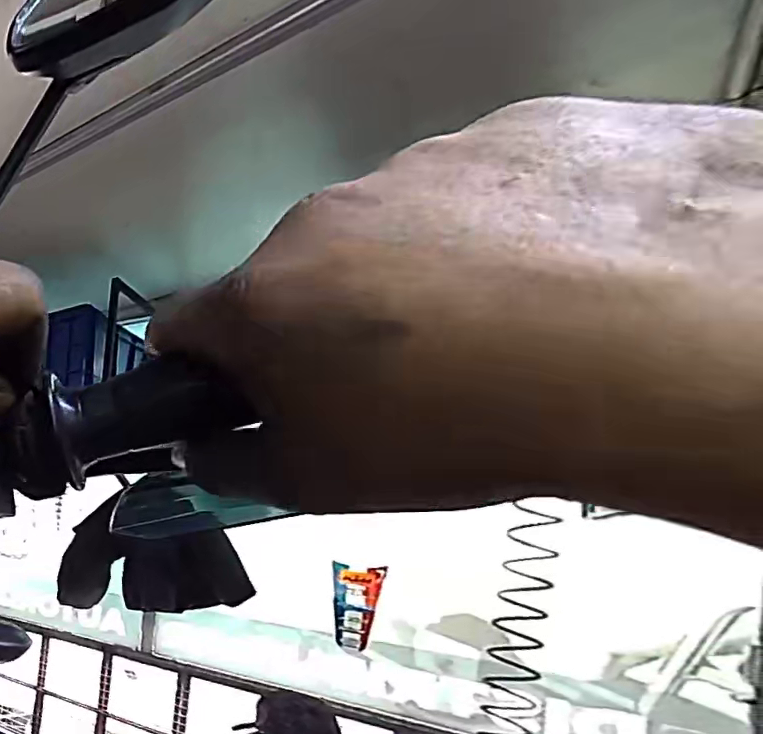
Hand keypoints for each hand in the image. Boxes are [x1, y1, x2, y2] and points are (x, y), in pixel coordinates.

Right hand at [152, 97, 762, 518]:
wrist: (682, 351)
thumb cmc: (453, 430)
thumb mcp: (310, 481)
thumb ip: (226, 467)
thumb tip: (201, 450)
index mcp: (254, 301)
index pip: (177, 326)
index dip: (194, 364)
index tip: (233, 387)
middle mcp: (316, 221)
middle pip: (282, 277)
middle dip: (302, 320)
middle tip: (370, 374)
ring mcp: (423, 165)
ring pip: (376, 229)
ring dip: (393, 272)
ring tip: (475, 323)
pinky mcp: (532, 126)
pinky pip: (475, 188)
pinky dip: (486, 229)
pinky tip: (542, 273)